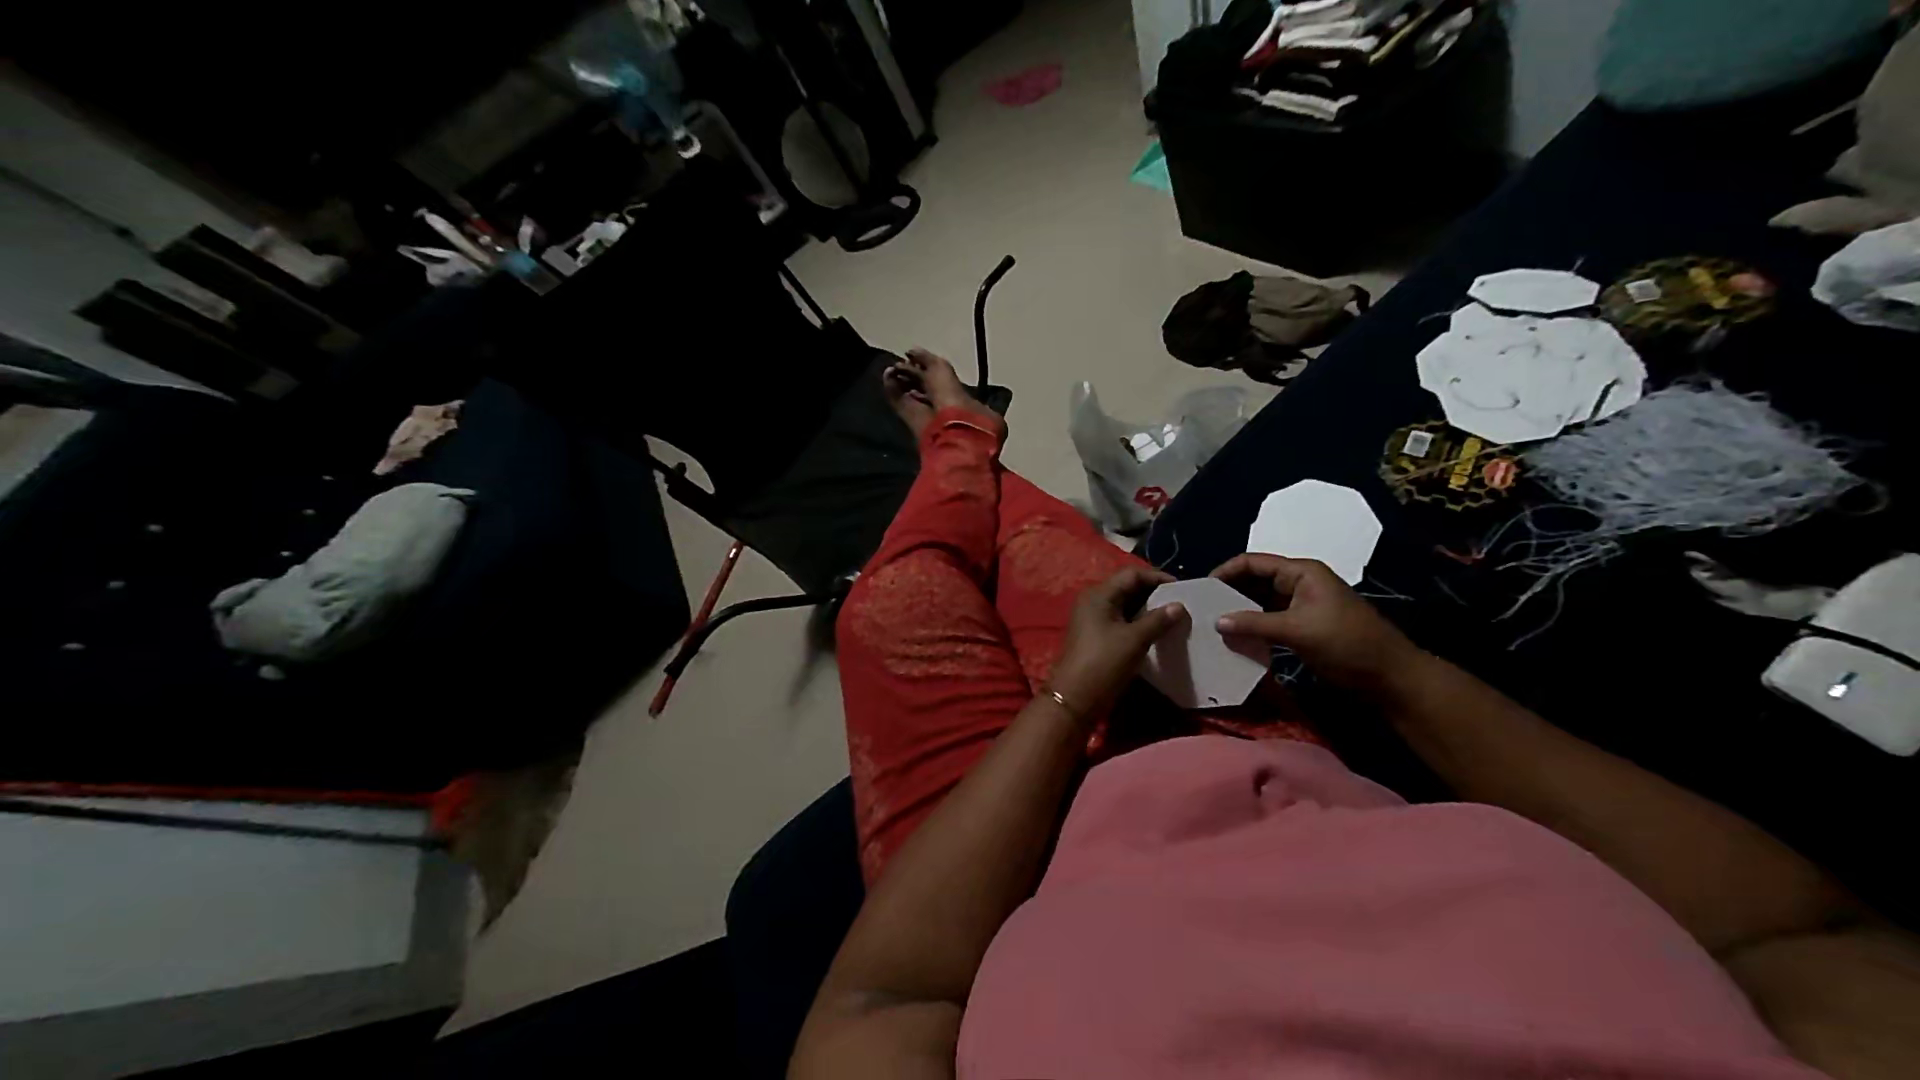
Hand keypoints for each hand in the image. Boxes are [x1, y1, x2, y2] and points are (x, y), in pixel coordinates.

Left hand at [1047, 567, 1189, 721]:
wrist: (1075, 698)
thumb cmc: (1104, 663)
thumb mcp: (1134, 640)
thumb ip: (1158, 620)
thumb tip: (1179, 605)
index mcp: (1099, 594)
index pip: (1132, 574)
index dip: (1157, 578)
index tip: (1182, 589)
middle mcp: (1093, 601)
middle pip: (1128, 588)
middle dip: (1154, 594)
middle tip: (1181, 604)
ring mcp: (1093, 619)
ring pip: (1125, 605)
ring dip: (1148, 610)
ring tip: (1174, 618)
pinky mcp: (1096, 636)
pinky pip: (1121, 621)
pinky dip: (1139, 623)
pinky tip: (1157, 632)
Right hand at [1210, 554, 1420, 691]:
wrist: (1390, 676)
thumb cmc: (1347, 643)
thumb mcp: (1297, 631)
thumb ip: (1255, 624)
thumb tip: (1216, 621)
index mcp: (1301, 572)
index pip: (1253, 562)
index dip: (1225, 572)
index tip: (1201, 589)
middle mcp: (1299, 583)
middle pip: (1254, 580)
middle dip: (1229, 592)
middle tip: (1201, 608)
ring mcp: (1301, 605)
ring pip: (1259, 601)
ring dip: (1238, 611)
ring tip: (1211, 623)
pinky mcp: (1302, 626)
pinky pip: (1268, 620)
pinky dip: (1251, 626)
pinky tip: (1233, 638)